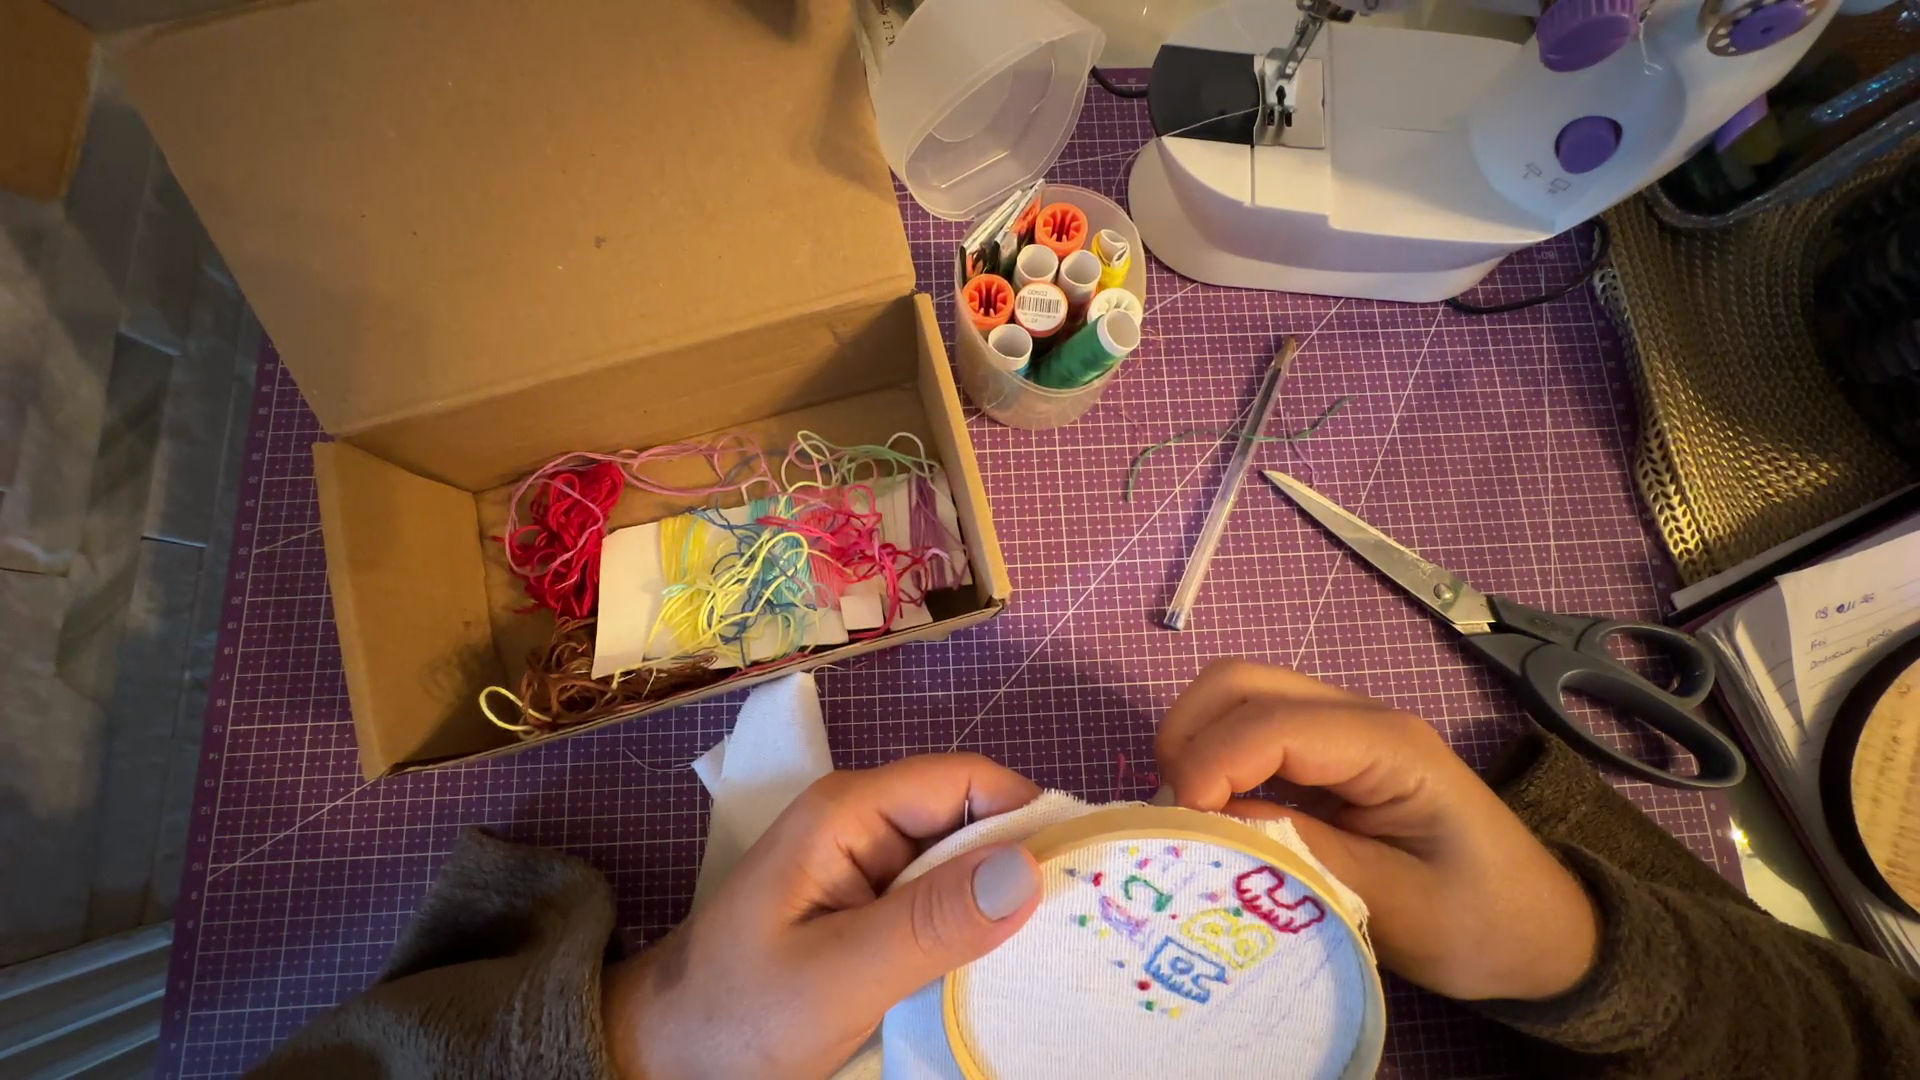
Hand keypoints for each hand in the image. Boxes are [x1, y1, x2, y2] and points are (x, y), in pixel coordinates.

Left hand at [602, 754, 1043, 1078]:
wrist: (662, 1059)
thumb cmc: (737, 1014)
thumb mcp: (838, 976)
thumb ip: (932, 924)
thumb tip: (1033, 869)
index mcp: (851, 809)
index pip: (964, 782)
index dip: (1027, 815)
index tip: (1086, 872)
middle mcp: (866, 819)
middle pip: (968, 815)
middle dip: (1023, 860)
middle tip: (1087, 920)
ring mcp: (868, 860)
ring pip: (960, 857)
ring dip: (1003, 896)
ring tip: (1062, 943)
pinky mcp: (870, 900)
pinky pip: (940, 895)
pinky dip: (974, 921)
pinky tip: (1007, 959)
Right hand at [1155, 659, 1598, 1002]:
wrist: (1540, 929)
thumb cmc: (1480, 924)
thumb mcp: (1395, 909)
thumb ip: (1301, 854)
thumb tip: (1211, 818)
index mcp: (1386, 745)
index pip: (1272, 722)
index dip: (1212, 762)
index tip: (1184, 821)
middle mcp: (1353, 713)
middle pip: (1239, 680)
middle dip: (1189, 736)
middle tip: (1176, 807)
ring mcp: (1333, 722)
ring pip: (1233, 691)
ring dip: (1193, 738)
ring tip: (1187, 805)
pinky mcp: (1317, 744)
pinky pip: (1244, 723)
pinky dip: (1210, 751)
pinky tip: (1209, 801)